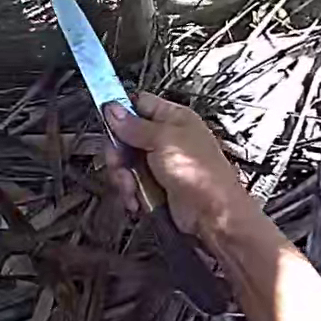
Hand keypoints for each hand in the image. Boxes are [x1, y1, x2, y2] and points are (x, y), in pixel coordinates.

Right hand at [102, 92, 256, 240]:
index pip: (138, 104)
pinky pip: (131, 183)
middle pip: (125, 136)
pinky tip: (136, 199)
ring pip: (125, 162)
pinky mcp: (155, 185)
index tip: (106, 122)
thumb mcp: (164, 140)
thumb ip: (135, 125)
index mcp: (173, 118)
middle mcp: (166, 138)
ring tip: (131, 187)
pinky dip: (129, 193)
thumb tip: (113, 109)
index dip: (120, 111)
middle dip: (118, 153)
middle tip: (120, 163)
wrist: (214, 216)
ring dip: (123, 177)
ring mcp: (160, 163)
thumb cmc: (202, 174)